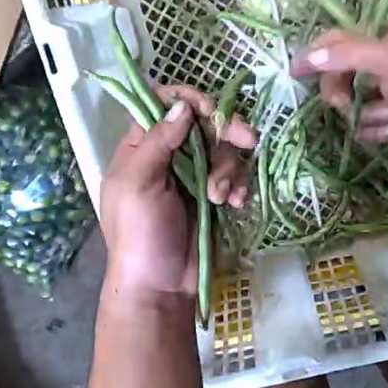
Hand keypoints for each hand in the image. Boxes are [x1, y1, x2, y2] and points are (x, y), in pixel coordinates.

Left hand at [100, 88, 256, 301]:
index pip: (162, 105)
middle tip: (248, 139)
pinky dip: (237, 186)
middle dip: (225, 132)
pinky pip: (234, 176)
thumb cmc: (139, 234)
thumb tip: (182, 106)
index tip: (209, 110)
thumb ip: (158, 141)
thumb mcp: (139, 184)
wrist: (161, 287)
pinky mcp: (213, 195)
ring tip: (221, 197)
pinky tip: (234, 204)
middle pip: (203, 124)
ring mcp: (192, 176)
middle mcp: (168, 156)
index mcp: (141, 147)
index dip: (187, 100)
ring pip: (223, 150)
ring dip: (229, 169)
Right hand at [289, 25, 387, 156]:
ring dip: (366, 115)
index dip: (316, 55)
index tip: (295, 73)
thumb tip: (309, 56)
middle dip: (342, 93)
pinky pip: (368, 125)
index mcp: (387, 38)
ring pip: (355, 105)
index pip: (340, 41)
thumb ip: (348, 54)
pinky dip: (377, 130)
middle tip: (345, 106)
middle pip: (342, 76)